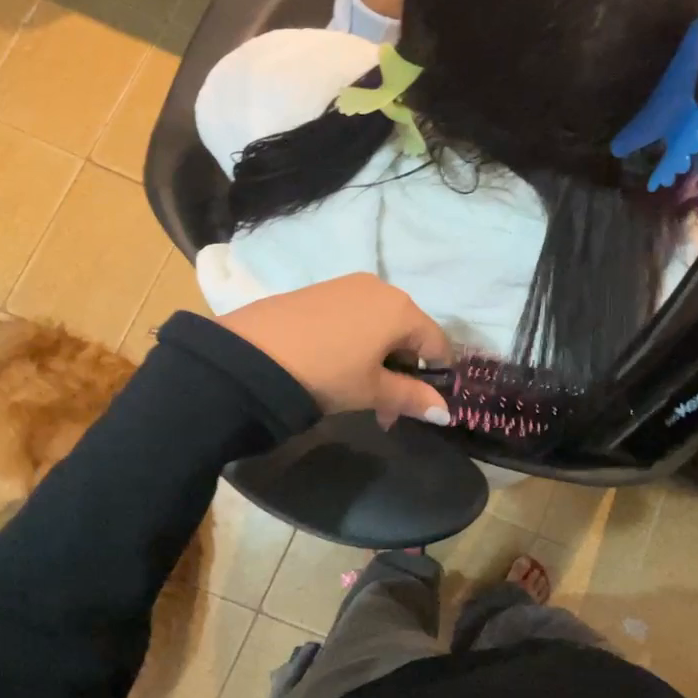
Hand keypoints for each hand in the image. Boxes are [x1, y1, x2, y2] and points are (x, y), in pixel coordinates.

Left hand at [217, 274, 452, 426]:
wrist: (251, 354)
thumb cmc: (327, 372)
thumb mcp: (372, 391)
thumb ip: (413, 398)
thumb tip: (446, 412)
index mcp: (403, 309)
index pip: (438, 345)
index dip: (436, 378)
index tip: (417, 406)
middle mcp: (382, 288)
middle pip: (409, 334)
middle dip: (403, 374)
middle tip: (384, 410)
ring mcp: (349, 285)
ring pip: (382, 327)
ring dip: (380, 361)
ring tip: (358, 393)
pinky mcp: (322, 290)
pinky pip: (356, 317)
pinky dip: (358, 343)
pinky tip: (337, 367)